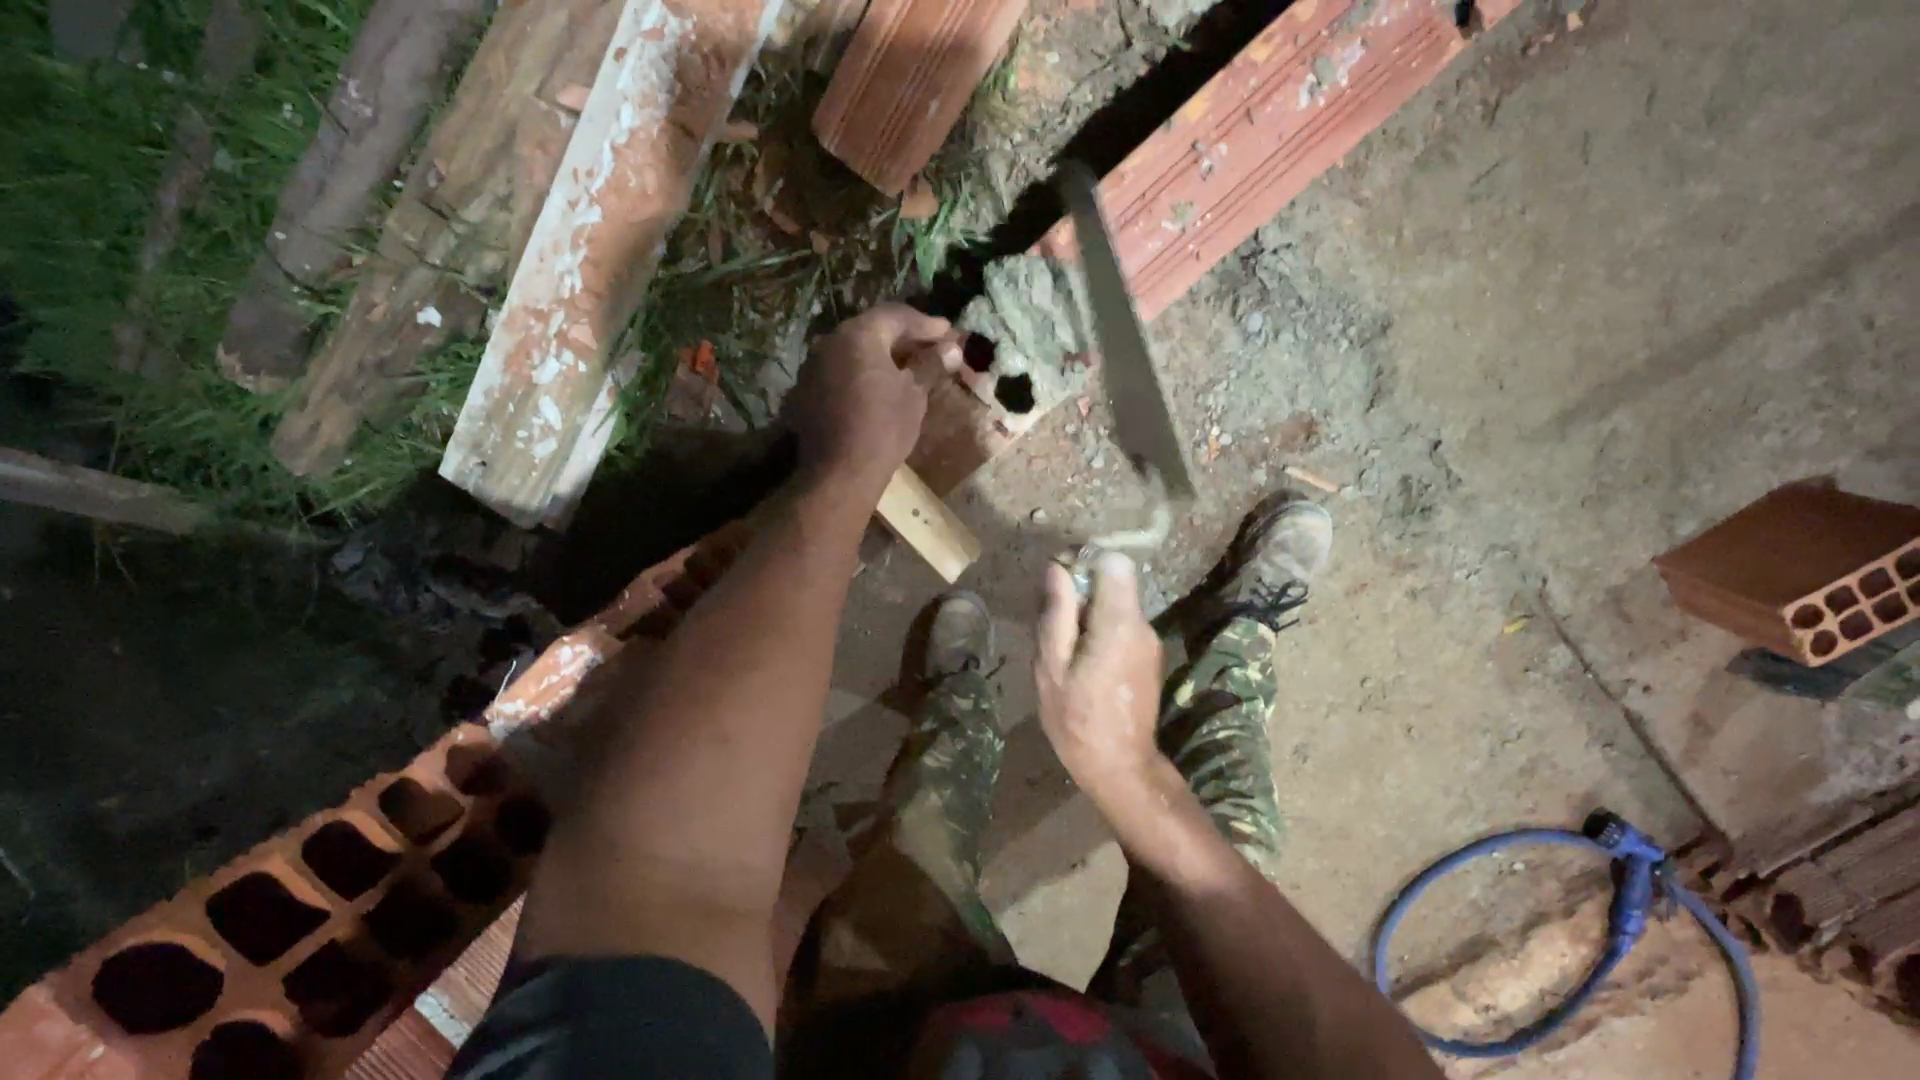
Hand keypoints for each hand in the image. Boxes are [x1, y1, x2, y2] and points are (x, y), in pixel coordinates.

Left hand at [784, 304, 959, 494]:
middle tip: (931, 347)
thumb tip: (952, 349)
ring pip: (852, 351)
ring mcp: (812, 367)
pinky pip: (838, 373)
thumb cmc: (884, 428)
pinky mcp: (805, 392)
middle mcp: (829, 342)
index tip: (949, 333)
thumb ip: (931, 365)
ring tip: (906, 368)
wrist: (840, 473)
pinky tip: (877, 389)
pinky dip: (860, 374)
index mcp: (858, 335)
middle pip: (872, 330)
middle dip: (903, 337)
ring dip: (880, 355)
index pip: (896, 316)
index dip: (926, 324)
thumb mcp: (914, 395)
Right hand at [1035, 553, 1164, 807]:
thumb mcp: (1051, 668)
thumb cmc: (1077, 720)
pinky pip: (1121, 627)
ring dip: (1087, 617)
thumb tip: (1057, 569)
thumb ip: (1057, 615)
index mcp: (1120, 624)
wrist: (1120, 766)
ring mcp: (1150, 641)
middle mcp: (1142, 625)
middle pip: (1114, 583)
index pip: (1115, 562)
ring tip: (1064, 653)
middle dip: (1081, 594)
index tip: (1060, 586)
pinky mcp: (1149, 656)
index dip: (1085, 564)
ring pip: (1116, 606)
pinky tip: (1082, 666)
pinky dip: (1099, 634)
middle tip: (1053, 627)